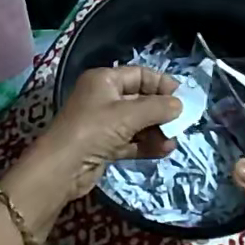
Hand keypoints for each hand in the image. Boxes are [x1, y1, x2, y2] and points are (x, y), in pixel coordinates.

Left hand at [34, 66, 181, 200]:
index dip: (162, 84)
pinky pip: (131, 141)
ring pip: (137, 122)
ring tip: (175, 140)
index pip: (140, 74)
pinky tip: (164, 150)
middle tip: (183, 121)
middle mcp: (103, 98)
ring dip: (157, 130)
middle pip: (140, 99)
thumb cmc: (93, 130)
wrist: (60, 170)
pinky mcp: (104, 146)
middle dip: (162, 110)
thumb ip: (158, 108)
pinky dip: (147, 144)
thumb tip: (180, 105)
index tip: (183, 97)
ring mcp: (103, 123)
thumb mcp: (128, 115)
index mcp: (104, 80)